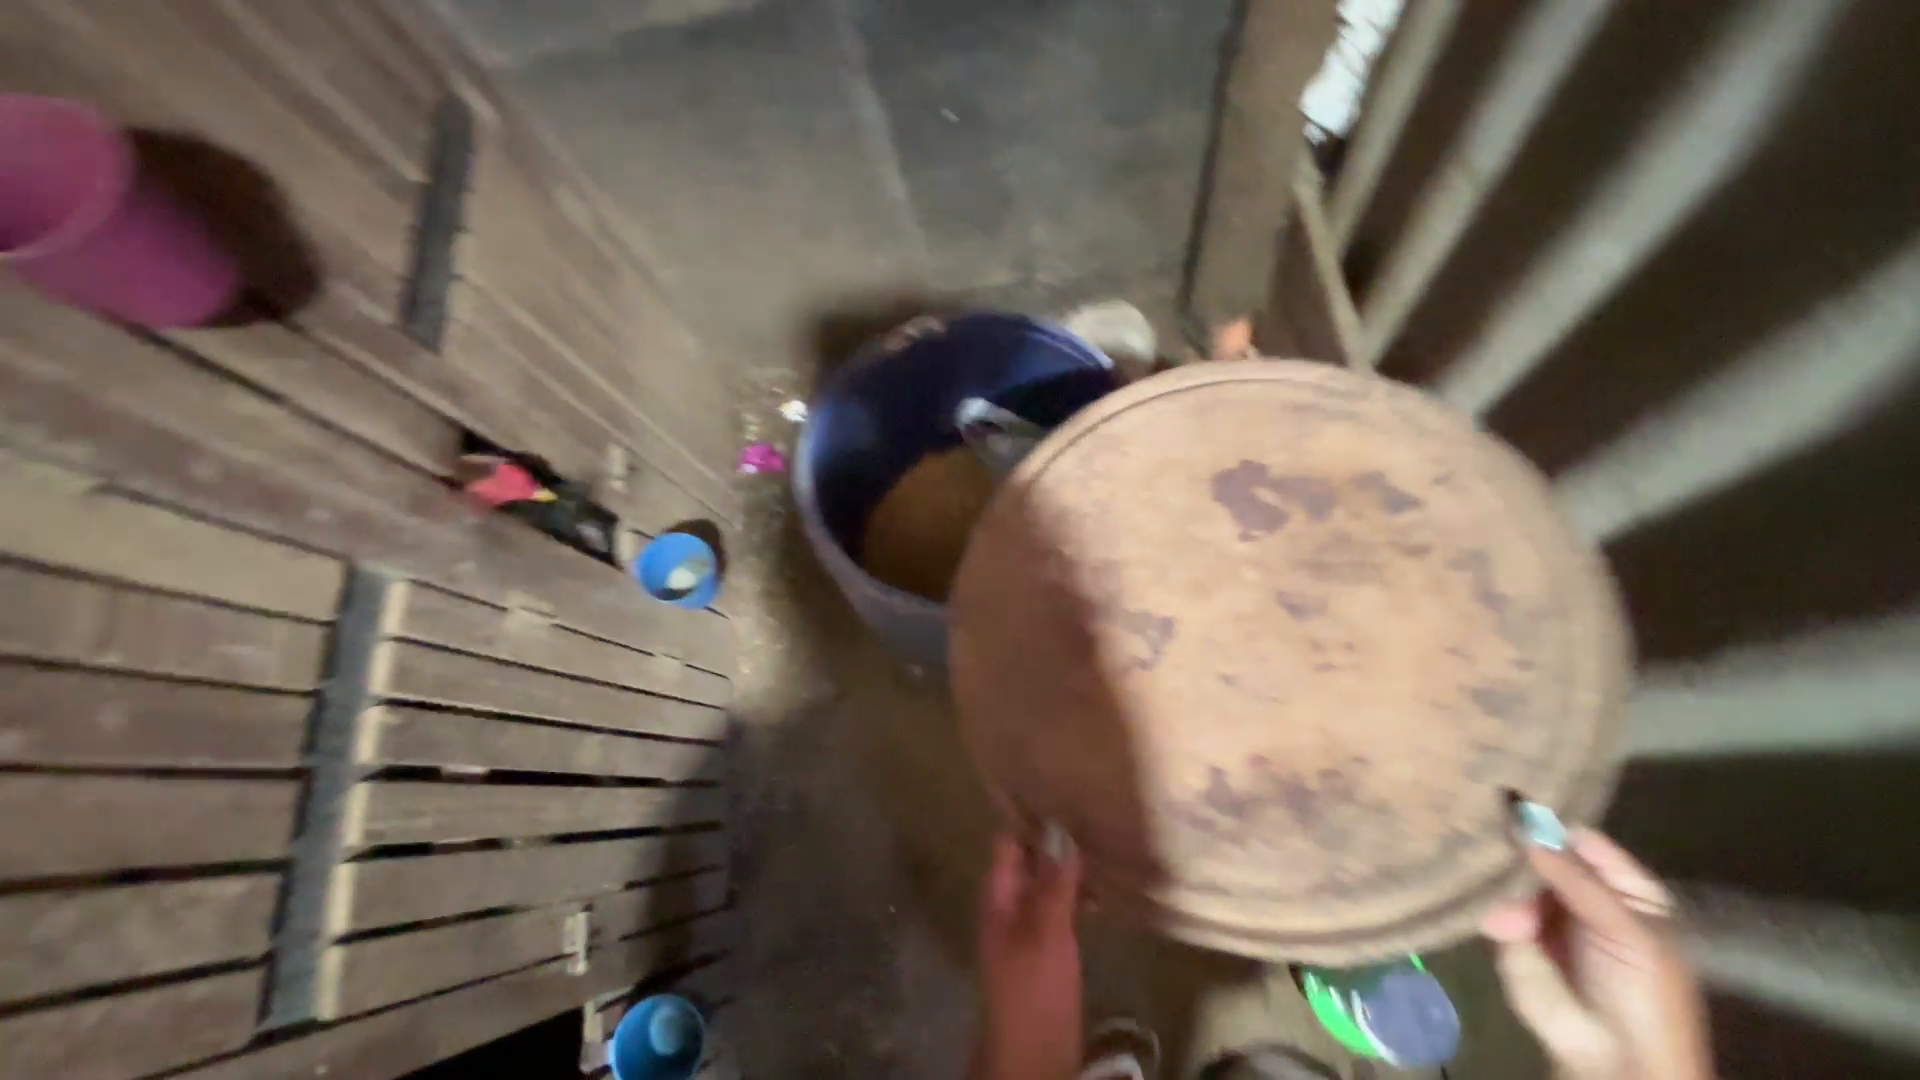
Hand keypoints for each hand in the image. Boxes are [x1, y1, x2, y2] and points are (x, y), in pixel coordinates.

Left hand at [972, 832, 1084, 1079]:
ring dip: (1069, 870)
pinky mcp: (1046, 952)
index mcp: (998, 897)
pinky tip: (1103, 893)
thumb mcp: (1045, 932)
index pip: (1009, 843)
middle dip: (1056, 842)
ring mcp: (1026, 930)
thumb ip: (1052, 884)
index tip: (1065, 796)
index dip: (1032, 820)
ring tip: (1104, 846)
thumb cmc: (1033, 991)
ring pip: (1046, 886)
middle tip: (1094, 815)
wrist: (1032, 1059)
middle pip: (1028, 862)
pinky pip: (1059, 910)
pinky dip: (1077, 897)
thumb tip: (1059, 830)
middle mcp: (1008, 907)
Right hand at [1482, 827, 1712, 1079]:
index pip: (1581, 840)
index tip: (1513, 795)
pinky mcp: (1509, 932)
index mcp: (1621, 887)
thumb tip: (1523, 819)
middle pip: (1540, 852)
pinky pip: (1492, 904)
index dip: (1551, 822)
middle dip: (1516, 841)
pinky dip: (1486, 903)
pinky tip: (1496, 917)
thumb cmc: (1642, 990)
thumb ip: (1574, 876)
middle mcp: (1578, 892)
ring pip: (1511, 874)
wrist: (1613, 1056)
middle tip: (1484, 816)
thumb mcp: (1624, 928)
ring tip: (1500, 888)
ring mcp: (1540, 910)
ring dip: (1499, 876)